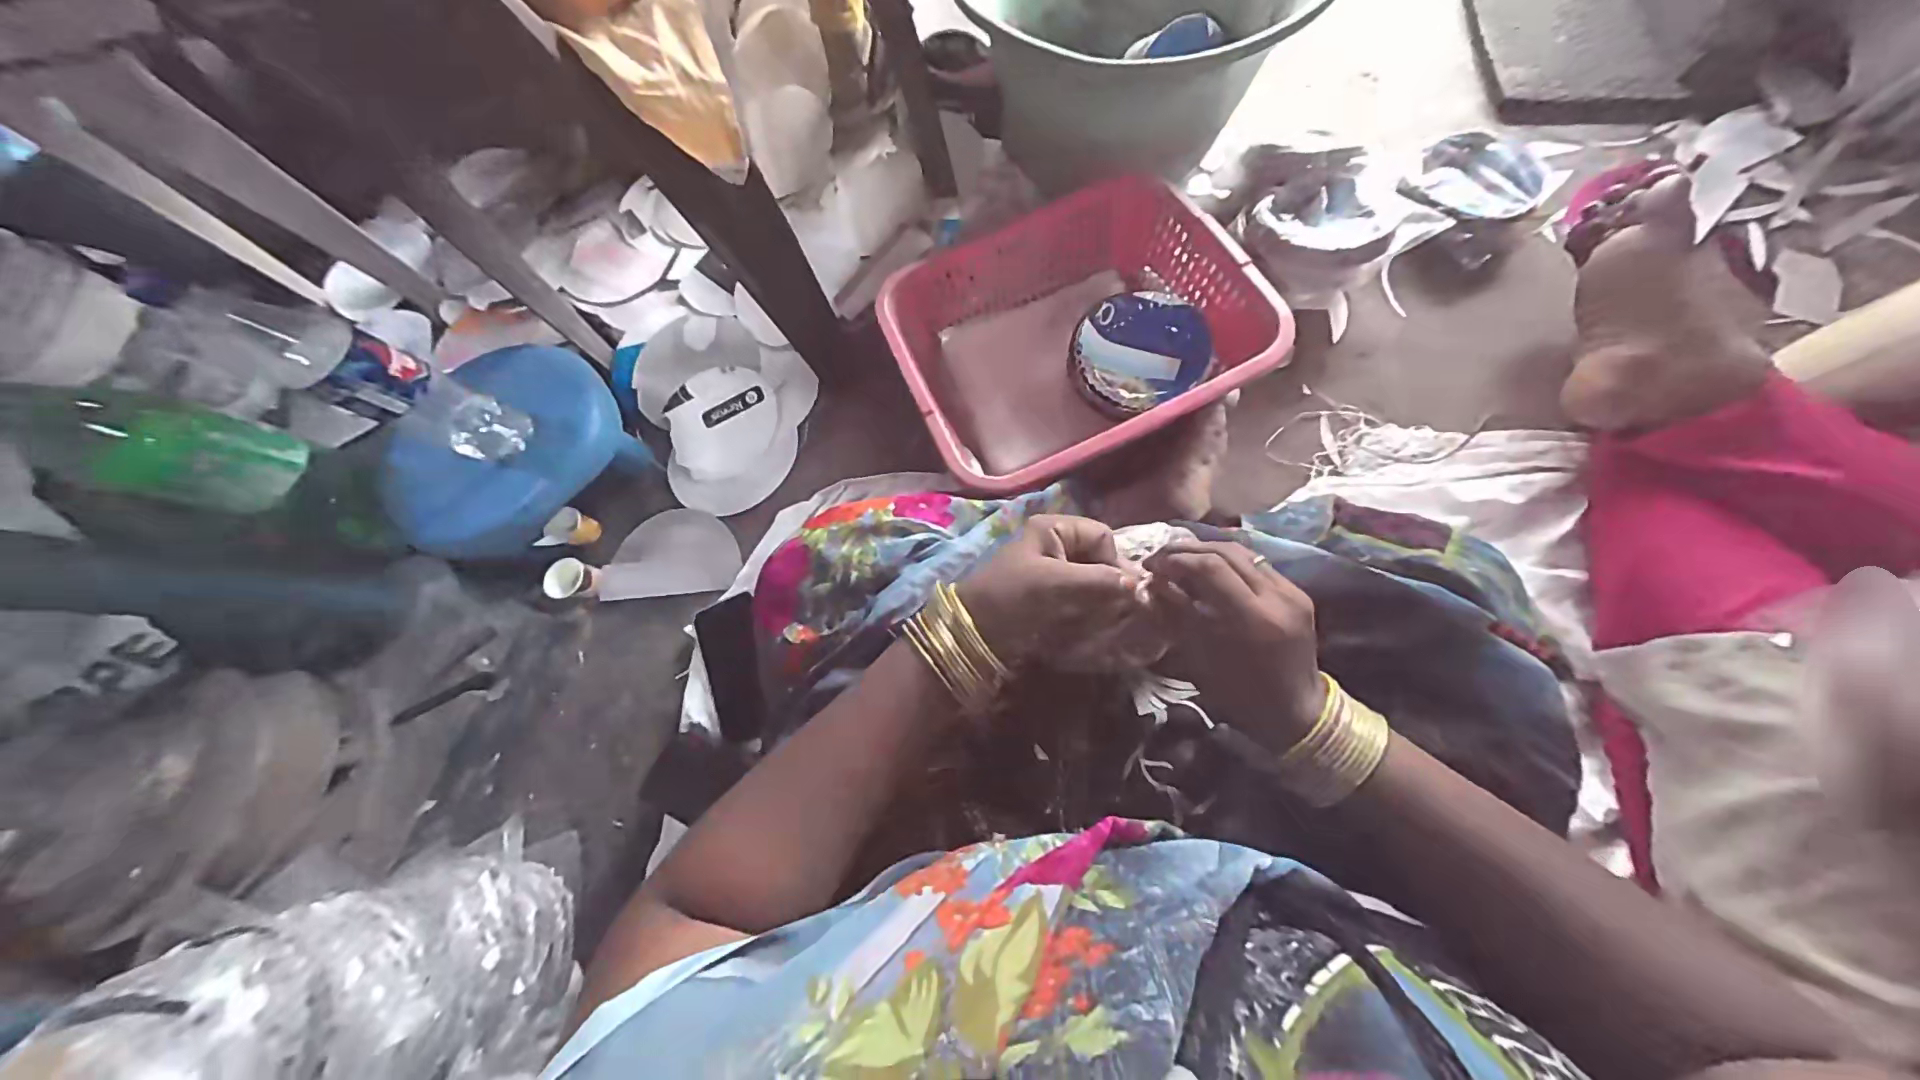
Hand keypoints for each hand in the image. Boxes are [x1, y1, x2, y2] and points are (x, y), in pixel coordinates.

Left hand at [957, 515, 1143, 664]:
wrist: (972, 630)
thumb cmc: (1010, 596)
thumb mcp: (1054, 583)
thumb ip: (1098, 580)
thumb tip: (1138, 586)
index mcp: (1053, 528)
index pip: (1102, 537)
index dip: (1115, 562)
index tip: (1121, 592)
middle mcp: (1054, 543)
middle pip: (1098, 558)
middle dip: (1111, 582)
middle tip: (1120, 608)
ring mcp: (1050, 569)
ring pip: (1092, 578)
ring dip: (1102, 598)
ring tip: (1108, 618)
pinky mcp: (1047, 594)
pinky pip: (1080, 595)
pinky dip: (1090, 608)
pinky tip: (1093, 623)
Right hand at [1143, 539, 1326, 749]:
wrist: (1295, 710)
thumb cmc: (1241, 694)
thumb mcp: (1202, 657)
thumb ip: (1180, 613)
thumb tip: (1155, 582)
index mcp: (1253, 619)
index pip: (1210, 567)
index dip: (1175, 559)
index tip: (1150, 565)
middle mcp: (1277, 597)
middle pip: (1227, 552)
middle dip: (1187, 550)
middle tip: (1159, 558)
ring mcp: (1292, 592)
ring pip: (1244, 552)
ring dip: (1207, 550)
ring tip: (1179, 558)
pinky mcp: (1297, 593)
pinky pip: (1257, 565)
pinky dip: (1227, 562)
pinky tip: (1207, 568)